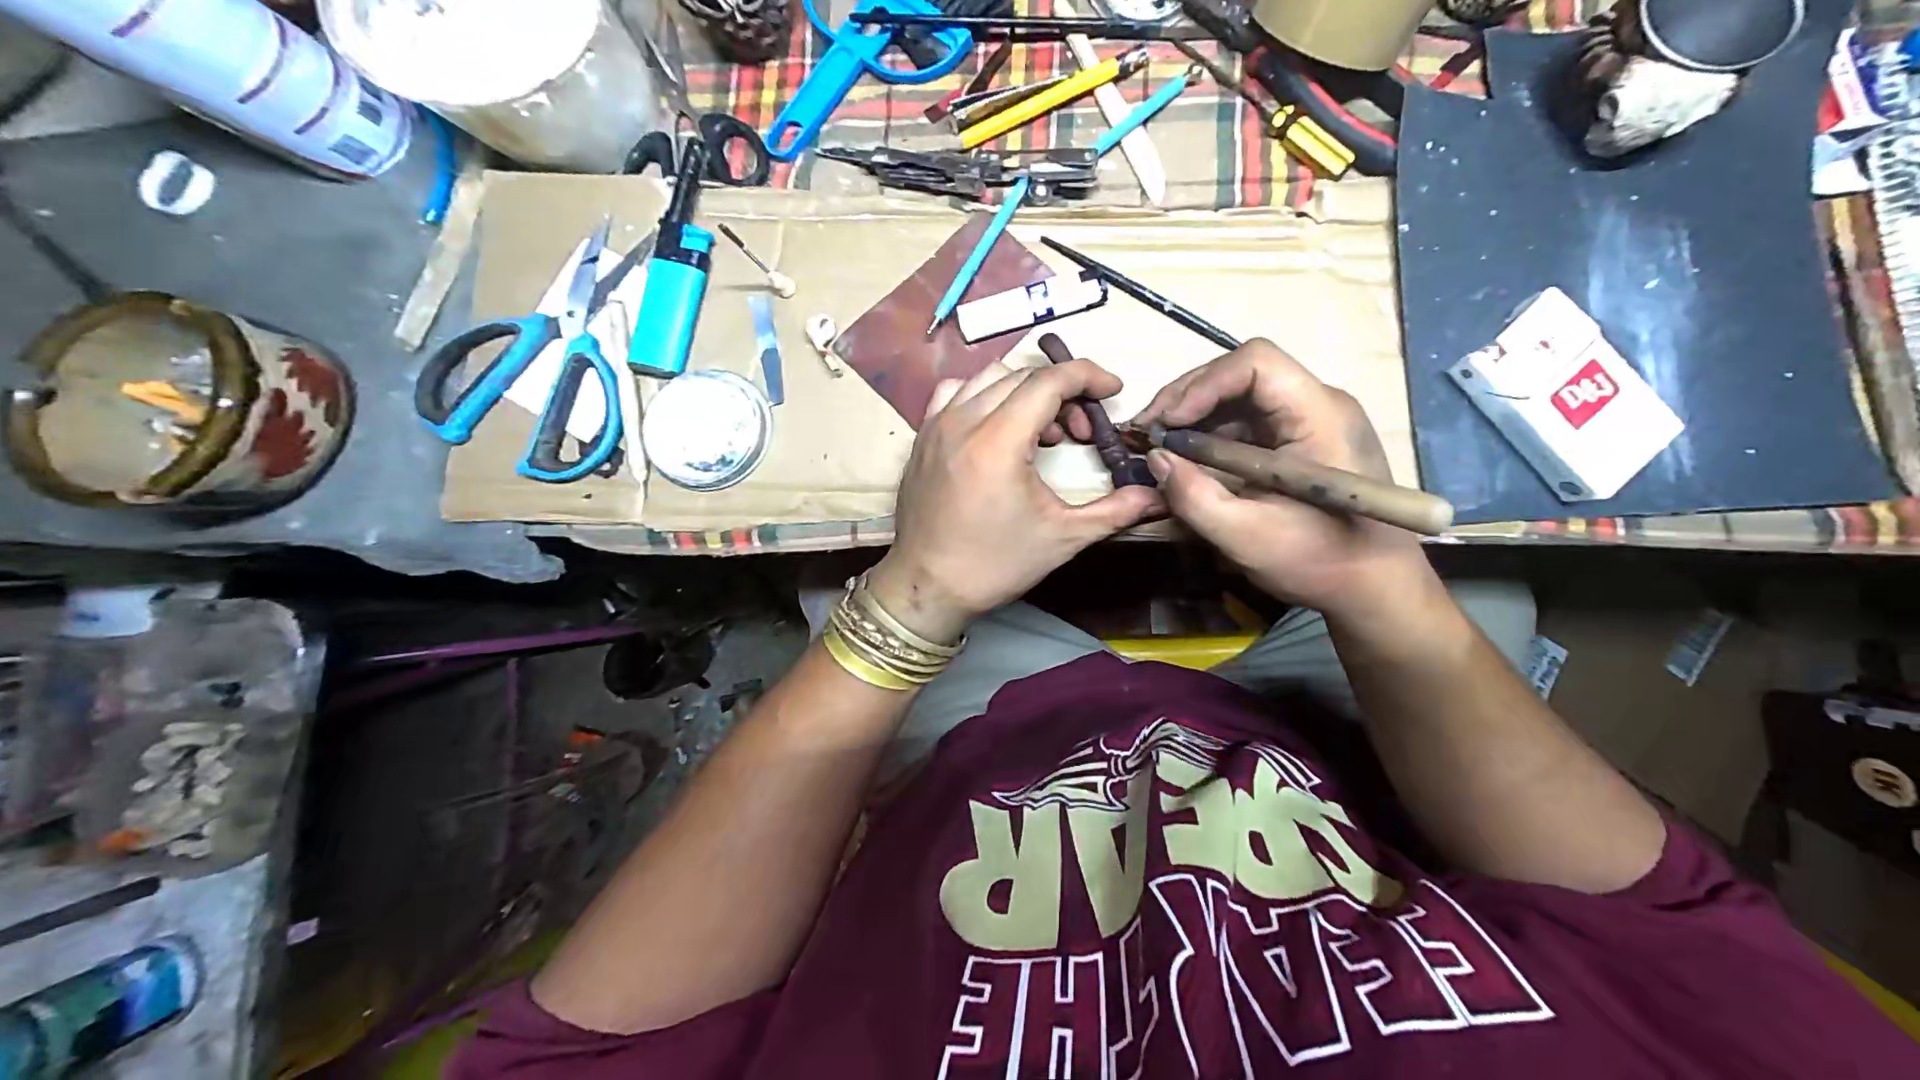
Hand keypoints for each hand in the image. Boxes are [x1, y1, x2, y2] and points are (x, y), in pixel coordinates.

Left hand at [868, 360, 1163, 642]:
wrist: (927, 586)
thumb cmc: (994, 565)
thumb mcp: (1062, 538)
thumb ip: (1115, 511)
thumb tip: (1157, 495)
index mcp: (997, 442)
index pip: (1048, 381)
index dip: (1088, 377)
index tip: (1112, 391)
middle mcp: (962, 422)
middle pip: (1023, 377)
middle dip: (1062, 393)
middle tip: (1080, 434)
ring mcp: (936, 426)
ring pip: (989, 378)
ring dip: (1025, 392)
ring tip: (1042, 433)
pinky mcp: (922, 437)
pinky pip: (955, 393)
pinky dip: (985, 396)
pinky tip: (998, 427)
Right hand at [1133, 339, 1432, 624]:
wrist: (1374, 586)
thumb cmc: (1320, 562)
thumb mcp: (1246, 536)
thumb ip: (1194, 497)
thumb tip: (1155, 459)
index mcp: (1320, 415)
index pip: (1256, 363)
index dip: (1203, 384)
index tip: (1166, 423)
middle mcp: (1316, 404)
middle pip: (1240, 374)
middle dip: (1186, 399)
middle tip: (1145, 433)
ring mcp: (1307, 420)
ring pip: (1237, 396)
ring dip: (1191, 416)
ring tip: (1156, 445)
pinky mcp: (1295, 440)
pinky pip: (1244, 422)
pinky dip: (1206, 434)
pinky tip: (1182, 456)